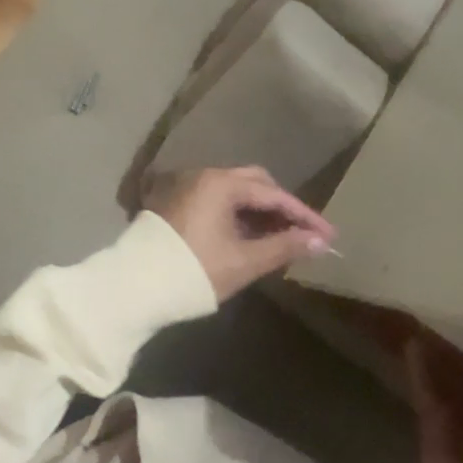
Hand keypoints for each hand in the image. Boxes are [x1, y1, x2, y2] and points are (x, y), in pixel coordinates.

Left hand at [145, 166, 335, 301]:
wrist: (135, 287)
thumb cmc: (194, 272)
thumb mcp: (244, 262)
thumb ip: (284, 247)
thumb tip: (319, 241)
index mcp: (221, 184)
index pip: (273, 194)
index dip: (304, 215)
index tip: (327, 234)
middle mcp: (203, 176)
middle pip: (254, 183)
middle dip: (281, 207)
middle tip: (303, 232)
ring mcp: (186, 187)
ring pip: (233, 191)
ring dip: (258, 210)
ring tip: (281, 238)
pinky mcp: (175, 203)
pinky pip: (216, 200)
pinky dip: (237, 214)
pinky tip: (250, 236)